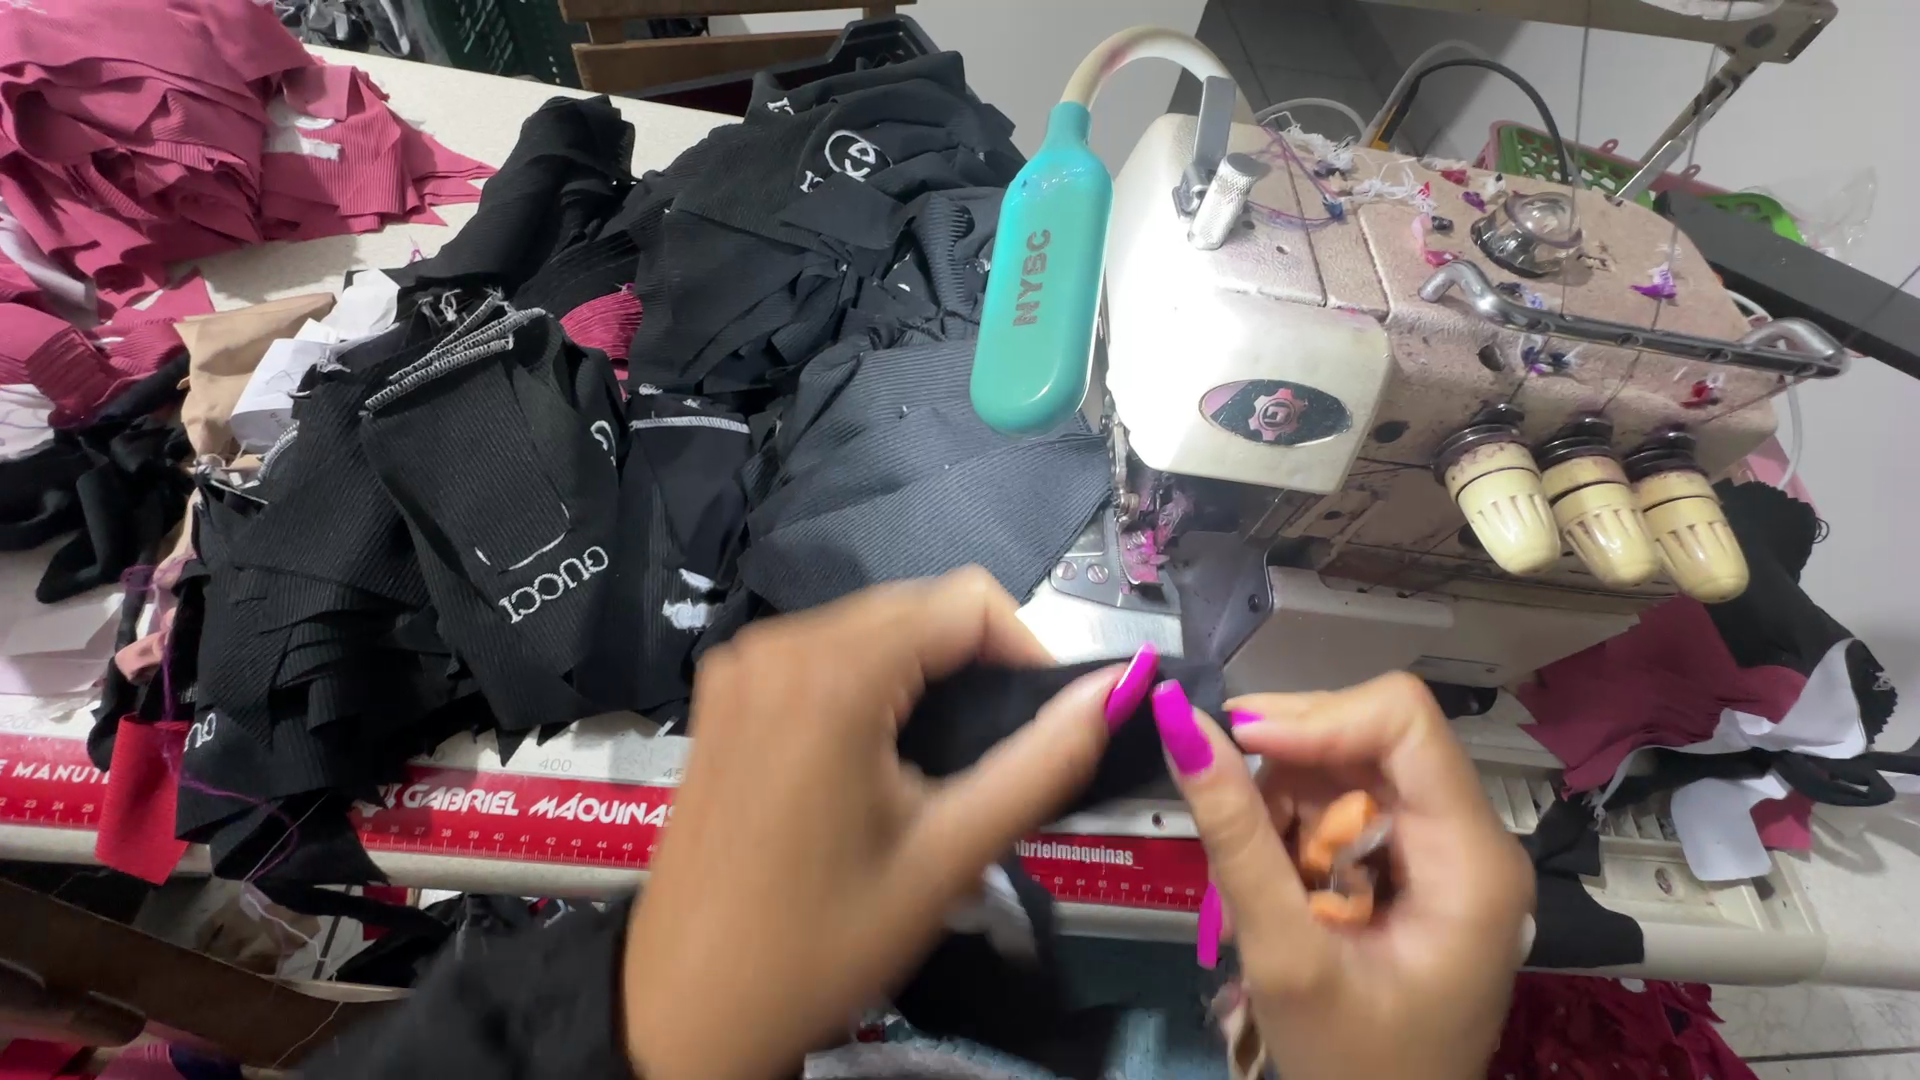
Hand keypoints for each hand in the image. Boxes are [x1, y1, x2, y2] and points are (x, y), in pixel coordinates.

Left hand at [623, 569, 1143, 1079]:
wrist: (684, 1009)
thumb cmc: (821, 943)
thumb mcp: (949, 856)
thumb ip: (1044, 763)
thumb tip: (1115, 690)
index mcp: (835, 672)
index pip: (967, 600)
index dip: (1026, 646)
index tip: (1045, 714)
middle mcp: (781, 642)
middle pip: (918, 605)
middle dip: (975, 658)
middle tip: (998, 741)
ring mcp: (745, 660)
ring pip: (874, 622)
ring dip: (925, 667)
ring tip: (943, 749)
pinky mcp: (727, 686)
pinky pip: (826, 648)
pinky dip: (872, 675)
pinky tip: (878, 744)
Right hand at [1153, 672, 1533, 1079]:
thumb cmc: (1351, 1063)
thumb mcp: (1283, 952)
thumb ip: (1234, 835)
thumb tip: (1179, 723)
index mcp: (1469, 858)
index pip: (1401, 719)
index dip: (1315, 715)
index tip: (1239, 744)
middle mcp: (1462, 831)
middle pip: (1366, 729)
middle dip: (1285, 759)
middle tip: (1225, 804)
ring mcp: (1432, 840)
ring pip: (1338, 756)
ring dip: (1276, 791)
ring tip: (1253, 863)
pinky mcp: (1400, 851)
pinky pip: (1330, 791)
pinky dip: (1282, 813)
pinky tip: (1270, 870)